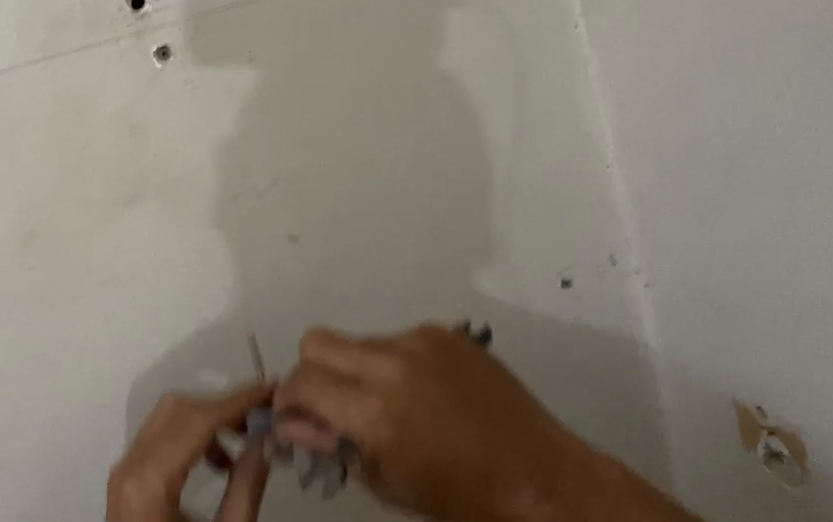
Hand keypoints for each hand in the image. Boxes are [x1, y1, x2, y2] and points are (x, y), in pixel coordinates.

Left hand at [108, 380, 274, 521]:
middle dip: (224, 407)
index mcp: (150, 481)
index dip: (237, 401)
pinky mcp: (127, 479)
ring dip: (208, 421)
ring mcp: (123, 471)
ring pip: (167, 419)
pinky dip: (190, 437)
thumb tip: (267, 441)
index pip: (197, 420)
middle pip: (178, 411)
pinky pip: (159, 439)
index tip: (272, 387)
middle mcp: (129, 466)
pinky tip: (220, 463)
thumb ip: (245, 489)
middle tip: (265, 415)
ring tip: (246, 443)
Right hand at [270, 324, 603, 519]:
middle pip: (317, 342)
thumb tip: (294, 423)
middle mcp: (390, 364)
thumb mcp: (390, 485)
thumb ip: (336, 446)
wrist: (543, 481)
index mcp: (374, 411)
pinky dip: (397, 363)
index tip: (295, 416)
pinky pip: (399, 339)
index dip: (289, 399)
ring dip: (358, 368)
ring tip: (392, 402)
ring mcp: (419, 342)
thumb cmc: (462, 499)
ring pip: (359, 341)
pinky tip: (426, 393)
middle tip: (333, 404)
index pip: (302, 382)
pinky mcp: (444, 333)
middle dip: (314, 373)